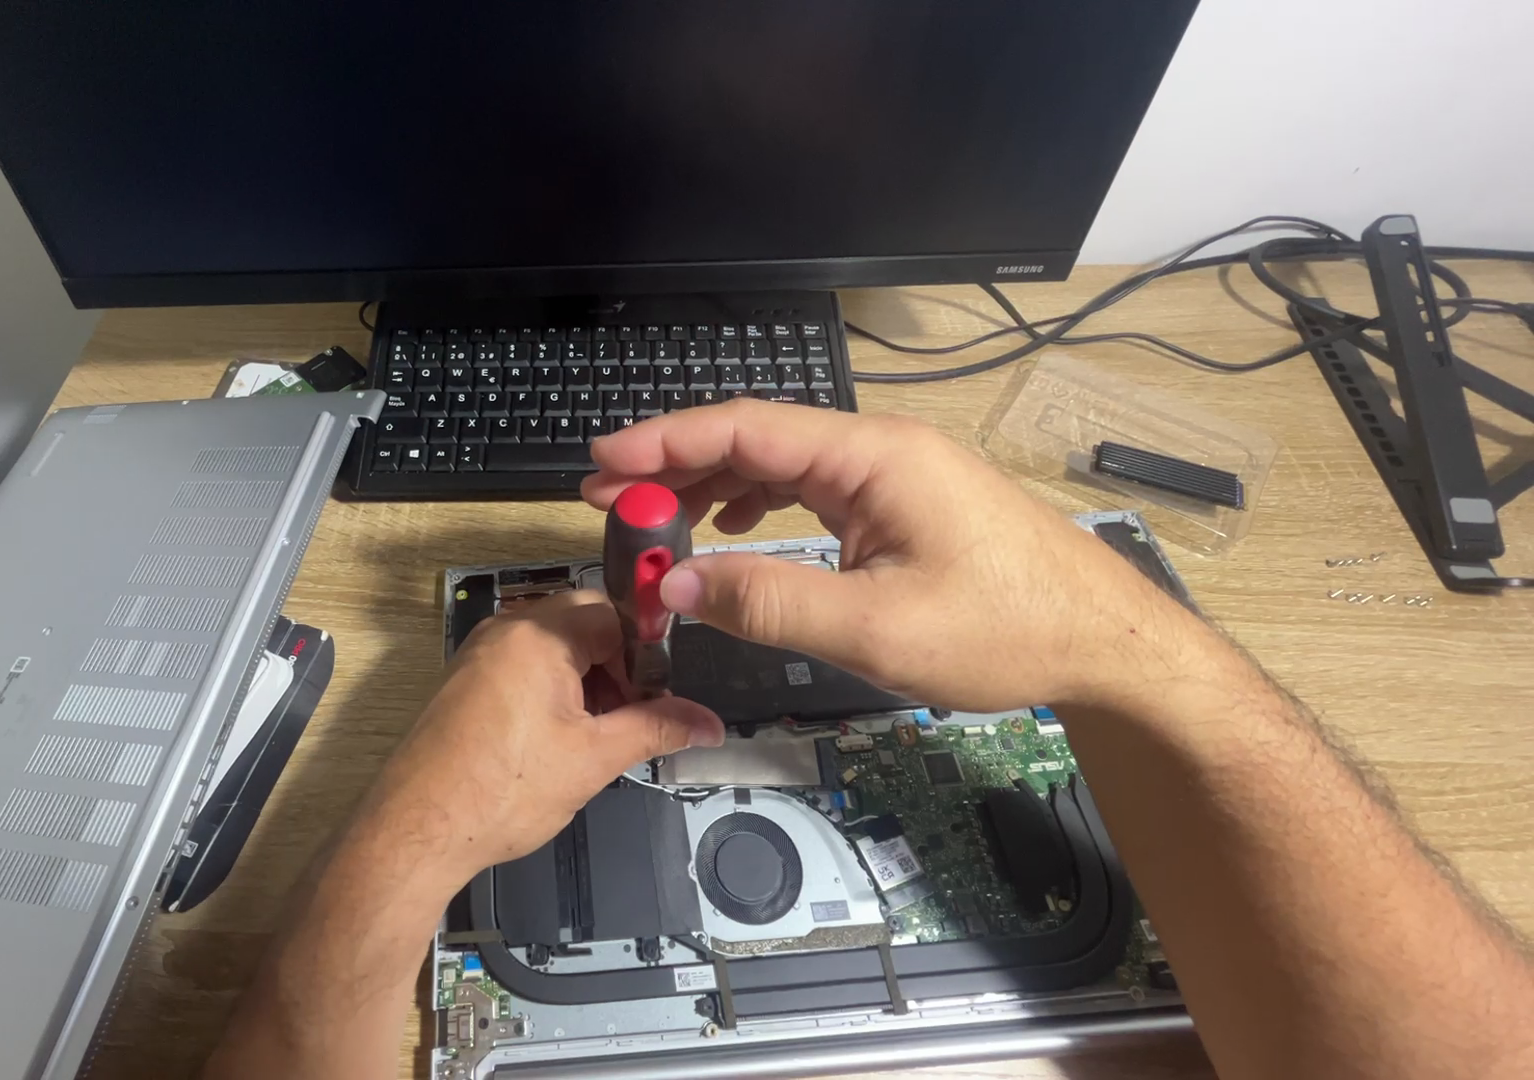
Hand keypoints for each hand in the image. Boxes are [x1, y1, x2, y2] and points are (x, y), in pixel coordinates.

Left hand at [364, 591, 723, 883]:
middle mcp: (507, 629)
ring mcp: (481, 651)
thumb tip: (709, 721)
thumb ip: (656, 728)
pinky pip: (524, 662)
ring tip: (595, 732)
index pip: (615, 615)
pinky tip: (557, 734)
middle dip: (616, 665)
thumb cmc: (504, 790)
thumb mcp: (593, 758)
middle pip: (583, 623)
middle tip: (627, 715)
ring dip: (586, 677)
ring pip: (554, 644)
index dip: (645, 656)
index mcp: (541, 633)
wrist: (416, 830)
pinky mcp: (467, 678)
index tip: (657, 698)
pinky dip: (553, 686)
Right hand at [581, 400, 1210, 714]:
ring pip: (776, 462)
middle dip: (675, 464)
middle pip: (754, 438)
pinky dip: (754, 503)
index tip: (604, 460)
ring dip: (710, 484)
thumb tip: (673, 586)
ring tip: (654, 517)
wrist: (1107, 645)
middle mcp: (875, 449)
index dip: (666, 440)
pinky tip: (731, 525)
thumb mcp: (875, 629)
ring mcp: (886, 474)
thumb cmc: (1005, 631)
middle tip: (609, 495)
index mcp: (872, 456)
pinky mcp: (894, 503)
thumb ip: (767, 602)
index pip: (747, 429)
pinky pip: (805, 488)